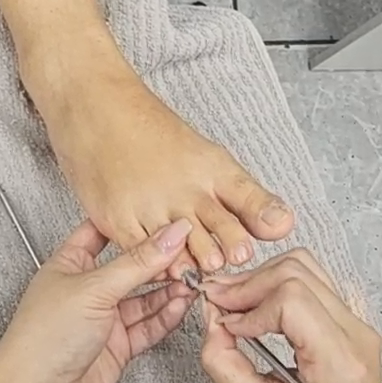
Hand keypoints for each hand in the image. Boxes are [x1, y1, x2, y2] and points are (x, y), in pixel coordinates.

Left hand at [0, 219, 197, 382]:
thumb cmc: (45, 338)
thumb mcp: (94, 289)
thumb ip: (138, 263)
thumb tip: (170, 235)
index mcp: (70, 263)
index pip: (104, 232)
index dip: (132, 223)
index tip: (163, 215)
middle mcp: (87, 288)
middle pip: (131, 266)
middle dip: (160, 260)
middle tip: (190, 251)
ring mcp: (103, 318)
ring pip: (144, 297)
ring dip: (169, 289)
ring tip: (193, 279)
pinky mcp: (117, 346)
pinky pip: (148, 325)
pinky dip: (166, 316)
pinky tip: (182, 305)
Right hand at [35, 62, 296, 276]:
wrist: (96, 110)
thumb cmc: (150, 133)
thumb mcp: (206, 157)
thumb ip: (245, 197)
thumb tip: (284, 225)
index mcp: (211, 168)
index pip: (247, 199)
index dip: (259, 221)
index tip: (267, 235)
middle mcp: (185, 187)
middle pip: (219, 228)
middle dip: (229, 249)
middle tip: (235, 261)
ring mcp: (151, 205)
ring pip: (183, 248)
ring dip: (195, 264)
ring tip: (202, 273)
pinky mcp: (119, 220)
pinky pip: (143, 254)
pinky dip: (157, 268)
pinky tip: (166, 273)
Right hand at [198, 249, 381, 382]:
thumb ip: (227, 366)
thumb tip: (210, 321)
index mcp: (340, 361)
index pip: (291, 299)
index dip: (249, 305)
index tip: (226, 326)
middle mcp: (356, 334)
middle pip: (295, 272)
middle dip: (249, 284)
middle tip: (217, 304)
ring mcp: (357, 323)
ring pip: (303, 266)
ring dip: (261, 280)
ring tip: (233, 303)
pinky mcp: (349, 320)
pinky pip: (311, 280)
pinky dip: (276, 284)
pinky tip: (255, 306)